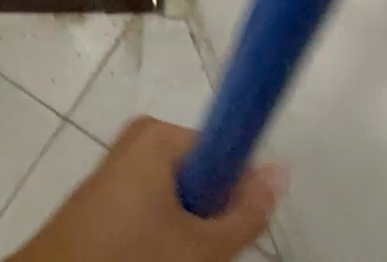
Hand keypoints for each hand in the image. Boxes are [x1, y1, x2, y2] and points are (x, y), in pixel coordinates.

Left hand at [8, 117, 283, 261]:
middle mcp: (139, 138)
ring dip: (186, 230)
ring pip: (178, 196)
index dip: (238, 185)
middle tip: (199, 250)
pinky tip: (153, 255)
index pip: (224, 145)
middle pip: (202, 173)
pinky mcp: (105, 191)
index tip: (233, 222)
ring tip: (172, 255)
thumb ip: (246, 213)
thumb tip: (281, 168)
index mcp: (160, 135)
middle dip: (208, 214)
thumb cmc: (130, 256)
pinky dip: (160, 233)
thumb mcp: (200, 247)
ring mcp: (119, 164)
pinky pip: (152, 205)